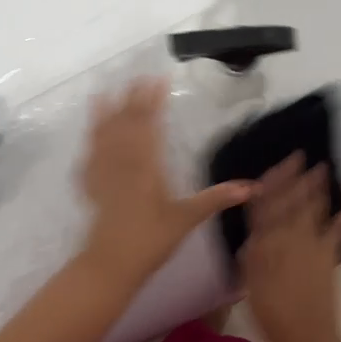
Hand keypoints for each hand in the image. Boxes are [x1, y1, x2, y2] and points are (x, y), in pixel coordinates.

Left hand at [78, 78, 251, 284]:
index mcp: (147, 167)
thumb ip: (216, 199)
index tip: (158, 81)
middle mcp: (122, 164)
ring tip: (105, 92)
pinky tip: (89, 133)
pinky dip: (89, 141)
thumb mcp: (187, 219)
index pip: (150, 126)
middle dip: (132, 100)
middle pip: (126, 124)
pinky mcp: (90, 188)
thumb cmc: (151, 241)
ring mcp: (103, 174)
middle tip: (137, 77)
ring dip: (106, 113)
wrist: (111, 264)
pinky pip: (88, 157)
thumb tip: (252, 187)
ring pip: (103, 136)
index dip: (153, 101)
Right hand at [240, 153, 340, 341]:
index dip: (270, 186)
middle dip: (296, 179)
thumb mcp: (252, 288)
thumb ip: (252, 259)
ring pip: (314, 212)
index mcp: (269, 247)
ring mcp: (314, 248)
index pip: (267, 209)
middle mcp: (292, 241)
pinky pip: (337, 233)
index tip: (274, 165)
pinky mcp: (330, 259)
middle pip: (292, 204)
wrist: (311, 338)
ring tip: (321, 170)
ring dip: (317, 190)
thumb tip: (251, 234)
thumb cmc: (274, 318)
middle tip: (300, 156)